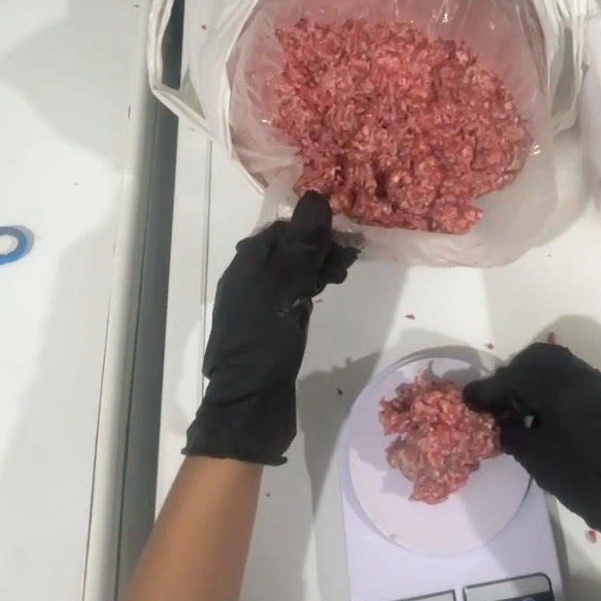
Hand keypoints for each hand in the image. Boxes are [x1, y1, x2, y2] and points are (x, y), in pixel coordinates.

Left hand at [183, 193, 358, 465]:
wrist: (249, 402)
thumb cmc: (265, 340)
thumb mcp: (286, 286)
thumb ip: (301, 242)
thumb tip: (317, 197)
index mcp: (248, 261)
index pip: (286, 226)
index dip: (316, 226)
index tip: (345, 235)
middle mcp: (249, 275)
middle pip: (290, 246)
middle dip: (321, 245)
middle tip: (351, 256)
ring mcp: (258, 300)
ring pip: (294, 269)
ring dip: (319, 265)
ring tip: (343, 274)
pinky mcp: (269, 322)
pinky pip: (293, 291)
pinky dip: (312, 286)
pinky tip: (327, 291)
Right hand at [463, 342, 600, 590]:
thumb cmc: (586, 481)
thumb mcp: (539, 460)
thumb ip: (513, 433)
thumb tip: (499, 420)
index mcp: (561, 388)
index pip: (514, 377)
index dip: (489, 389)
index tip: (470, 399)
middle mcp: (582, 376)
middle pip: (537, 359)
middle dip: (513, 374)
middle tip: (498, 400)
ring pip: (559, 365)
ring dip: (536, 378)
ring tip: (523, 407)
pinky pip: (577, 379)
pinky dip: (556, 387)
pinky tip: (549, 414)